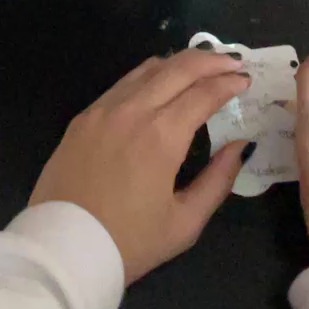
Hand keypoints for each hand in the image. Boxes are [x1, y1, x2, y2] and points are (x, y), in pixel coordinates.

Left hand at [30, 49, 253, 282]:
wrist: (62, 247)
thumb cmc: (128, 242)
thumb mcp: (184, 223)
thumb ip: (218, 180)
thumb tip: (240, 146)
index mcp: (162, 136)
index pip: (203, 93)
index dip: (229, 82)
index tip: (246, 79)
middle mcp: (133, 110)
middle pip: (178, 68)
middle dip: (210, 60)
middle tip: (232, 61)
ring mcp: (104, 109)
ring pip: (148, 68)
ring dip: (179, 62)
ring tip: (202, 64)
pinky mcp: (84, 116)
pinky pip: (123, 82)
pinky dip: (149, 74)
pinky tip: (161, 80)